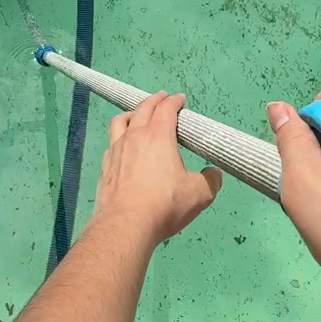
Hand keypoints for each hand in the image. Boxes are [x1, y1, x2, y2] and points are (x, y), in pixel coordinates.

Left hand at [86, 92, 223, 249]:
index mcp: (159, 136)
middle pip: (144, 109)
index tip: (180, 98)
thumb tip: (214, 173)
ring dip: (132, 113)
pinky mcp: (106, 164)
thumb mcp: (199, 194)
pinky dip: (119, 135)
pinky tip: (122, 144)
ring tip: (137, 114)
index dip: (174, 101)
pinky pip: (112, 140)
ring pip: (122, 120)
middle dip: (155, 100)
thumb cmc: (165, 204)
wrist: (126, 224)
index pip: (166, 109)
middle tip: (162, 97)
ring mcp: (117, 149)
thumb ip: (210, 181)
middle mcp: (135, 135)